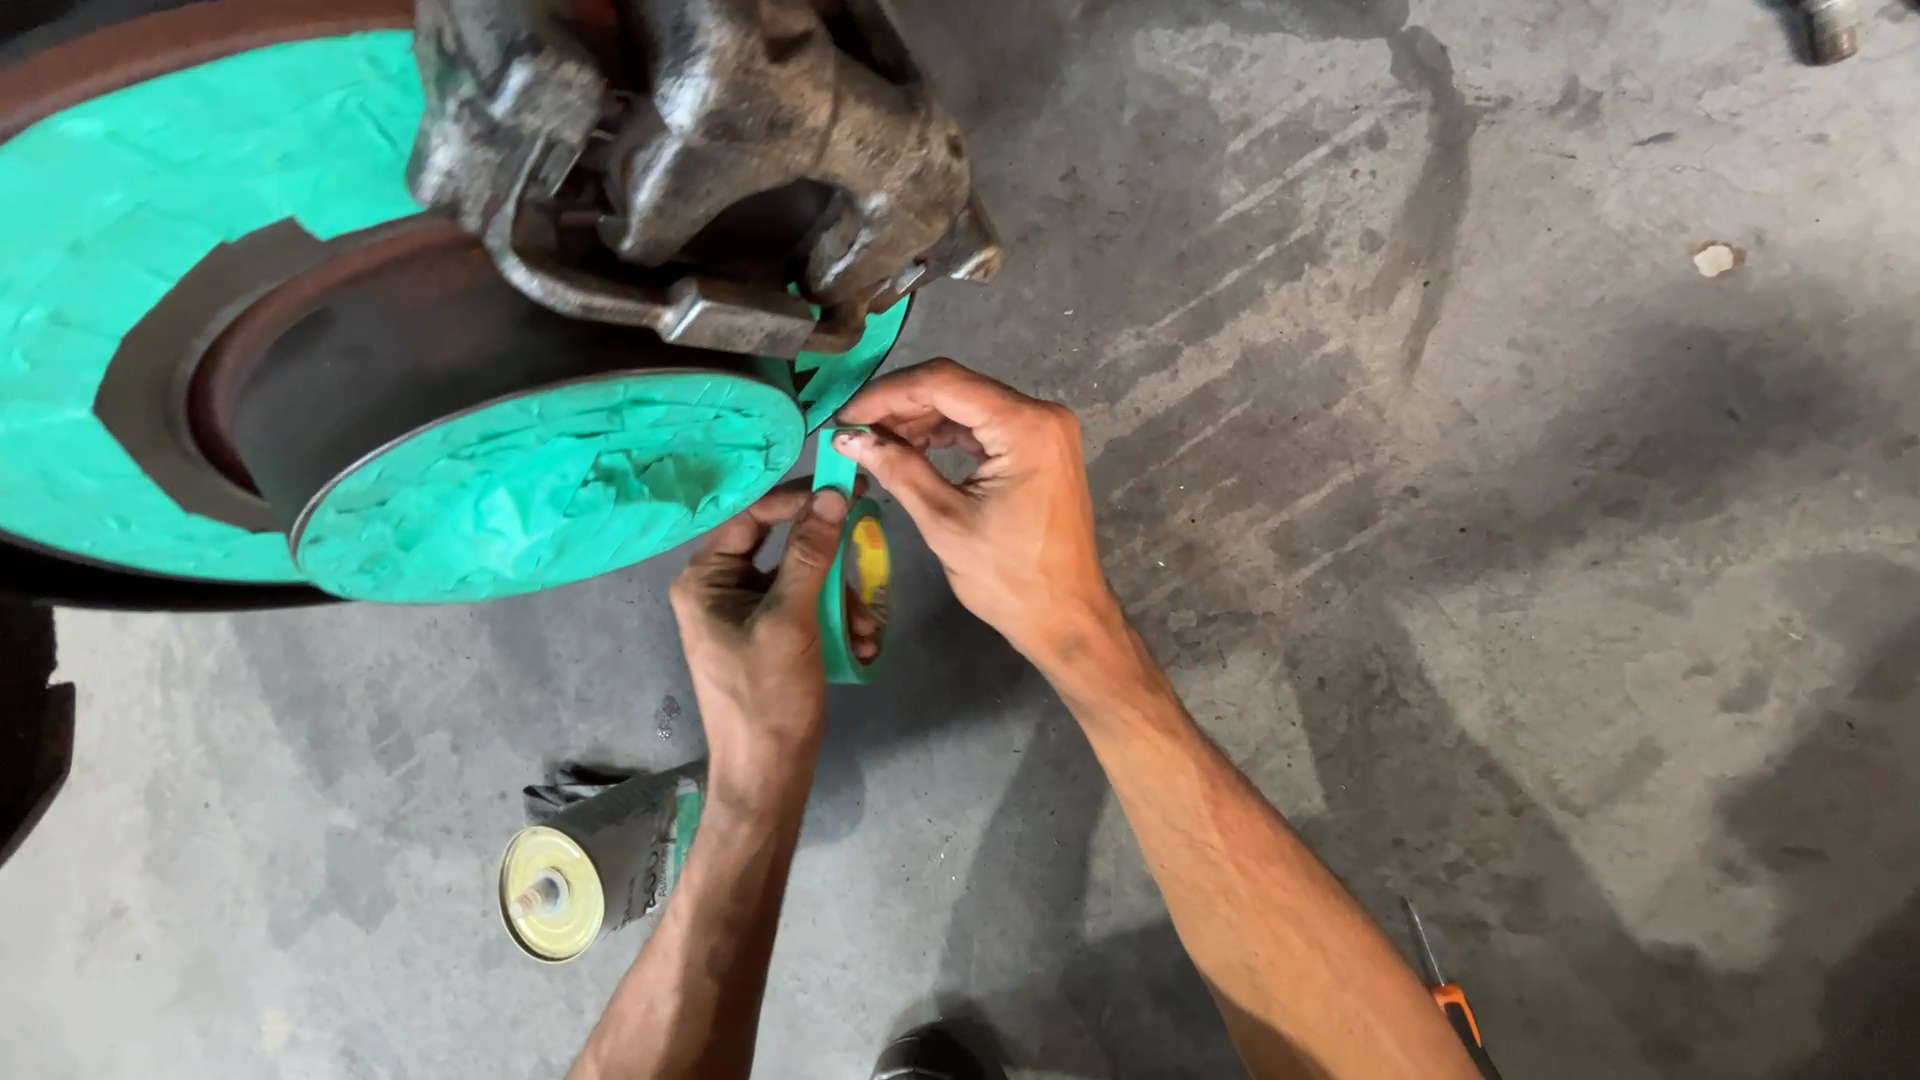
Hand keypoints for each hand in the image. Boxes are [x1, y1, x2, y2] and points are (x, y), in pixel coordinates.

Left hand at [669, 480, 876, 801]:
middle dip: (829, 561)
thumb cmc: (768, 696)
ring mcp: (747, 613)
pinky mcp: (772, 635)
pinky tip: (861, 644)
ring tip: (865, 629)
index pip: (753, 516)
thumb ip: (810, 554)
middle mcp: (722, 588)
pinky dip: (836, 620)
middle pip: (783, 545)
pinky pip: (808, 608)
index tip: (846, 490)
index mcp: (706, 578)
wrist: (769, 773)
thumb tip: (831, 495)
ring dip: (841, 598)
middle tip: (867, 541)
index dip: (799, 500)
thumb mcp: (791, 620)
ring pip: (803, 578)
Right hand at [833, 358, 1122, 665]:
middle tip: (854, 432)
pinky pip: (985, 428)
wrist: (1065, 616)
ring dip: (921, 421)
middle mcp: (1041, 415)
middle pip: (957, 389)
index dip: (887, 393)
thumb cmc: (1009, 578)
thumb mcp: (945, 522)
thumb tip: (849, 439)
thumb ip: (899, 469)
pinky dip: (948, 436)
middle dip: (901, 407)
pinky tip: (912, 449)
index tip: (846, 416)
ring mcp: (1044, 430)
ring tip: (875, 442)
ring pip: (968, 406)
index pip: (944, 382)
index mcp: (1025, 427)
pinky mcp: (1040, 449)